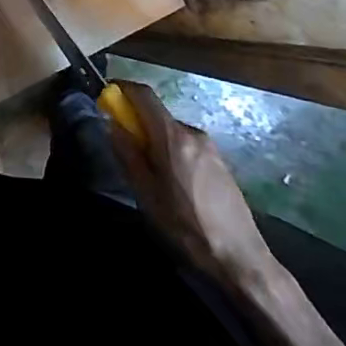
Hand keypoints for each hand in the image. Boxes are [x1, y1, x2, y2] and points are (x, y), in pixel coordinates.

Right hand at [109, 81, 273, 281]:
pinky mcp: (220, 161)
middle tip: (123, 149)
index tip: (107, 94)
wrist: (239, 256)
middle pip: (158, 115)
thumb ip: (127, 154)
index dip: (123, 89)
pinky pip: (187, 145)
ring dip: (155, 141)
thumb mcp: (145, 194)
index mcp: (173, 137)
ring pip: (172, 132)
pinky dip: (171, 152)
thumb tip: (113, 125)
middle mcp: (193, 133)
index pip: (145, 95)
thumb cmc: (185, 226)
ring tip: (149, 177)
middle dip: (137, 122)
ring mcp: (210, 146)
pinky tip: (172, 184)